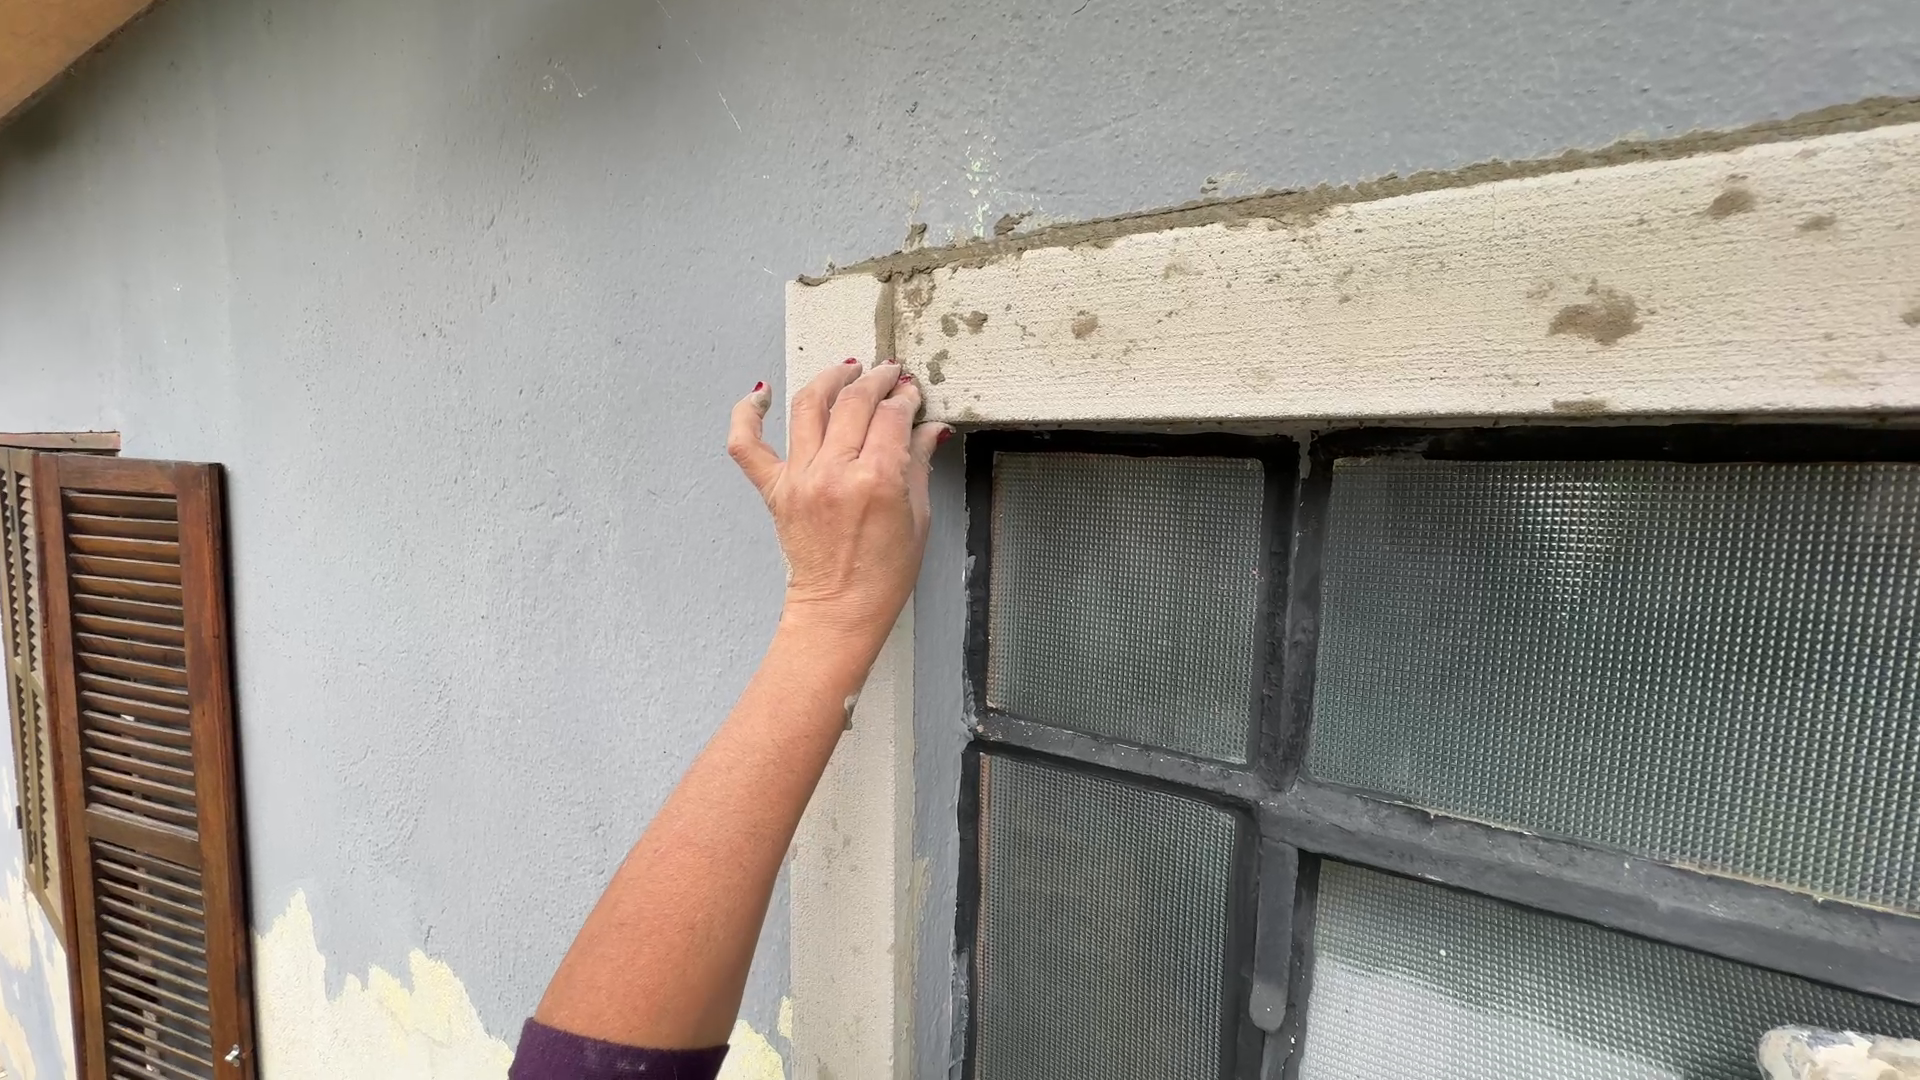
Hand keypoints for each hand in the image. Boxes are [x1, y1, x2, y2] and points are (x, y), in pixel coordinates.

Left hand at [728, 359, 949, 655]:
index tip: (911, 393)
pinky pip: (748, 445)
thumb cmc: (884, 576)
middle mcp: (836, 471)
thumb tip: (929, 429)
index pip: (893, 416)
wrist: (840, 611)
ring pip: (809, 406)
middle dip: (876, 380)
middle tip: (888, 373)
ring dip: (830, 379)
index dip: (905, 397)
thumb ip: (920, 465)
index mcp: (878, 479)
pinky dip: (747, 413)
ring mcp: (801, 478)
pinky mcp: (776, 490)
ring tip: (846, 369)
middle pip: (855, 403)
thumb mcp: (918, 518)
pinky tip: (761, 393)